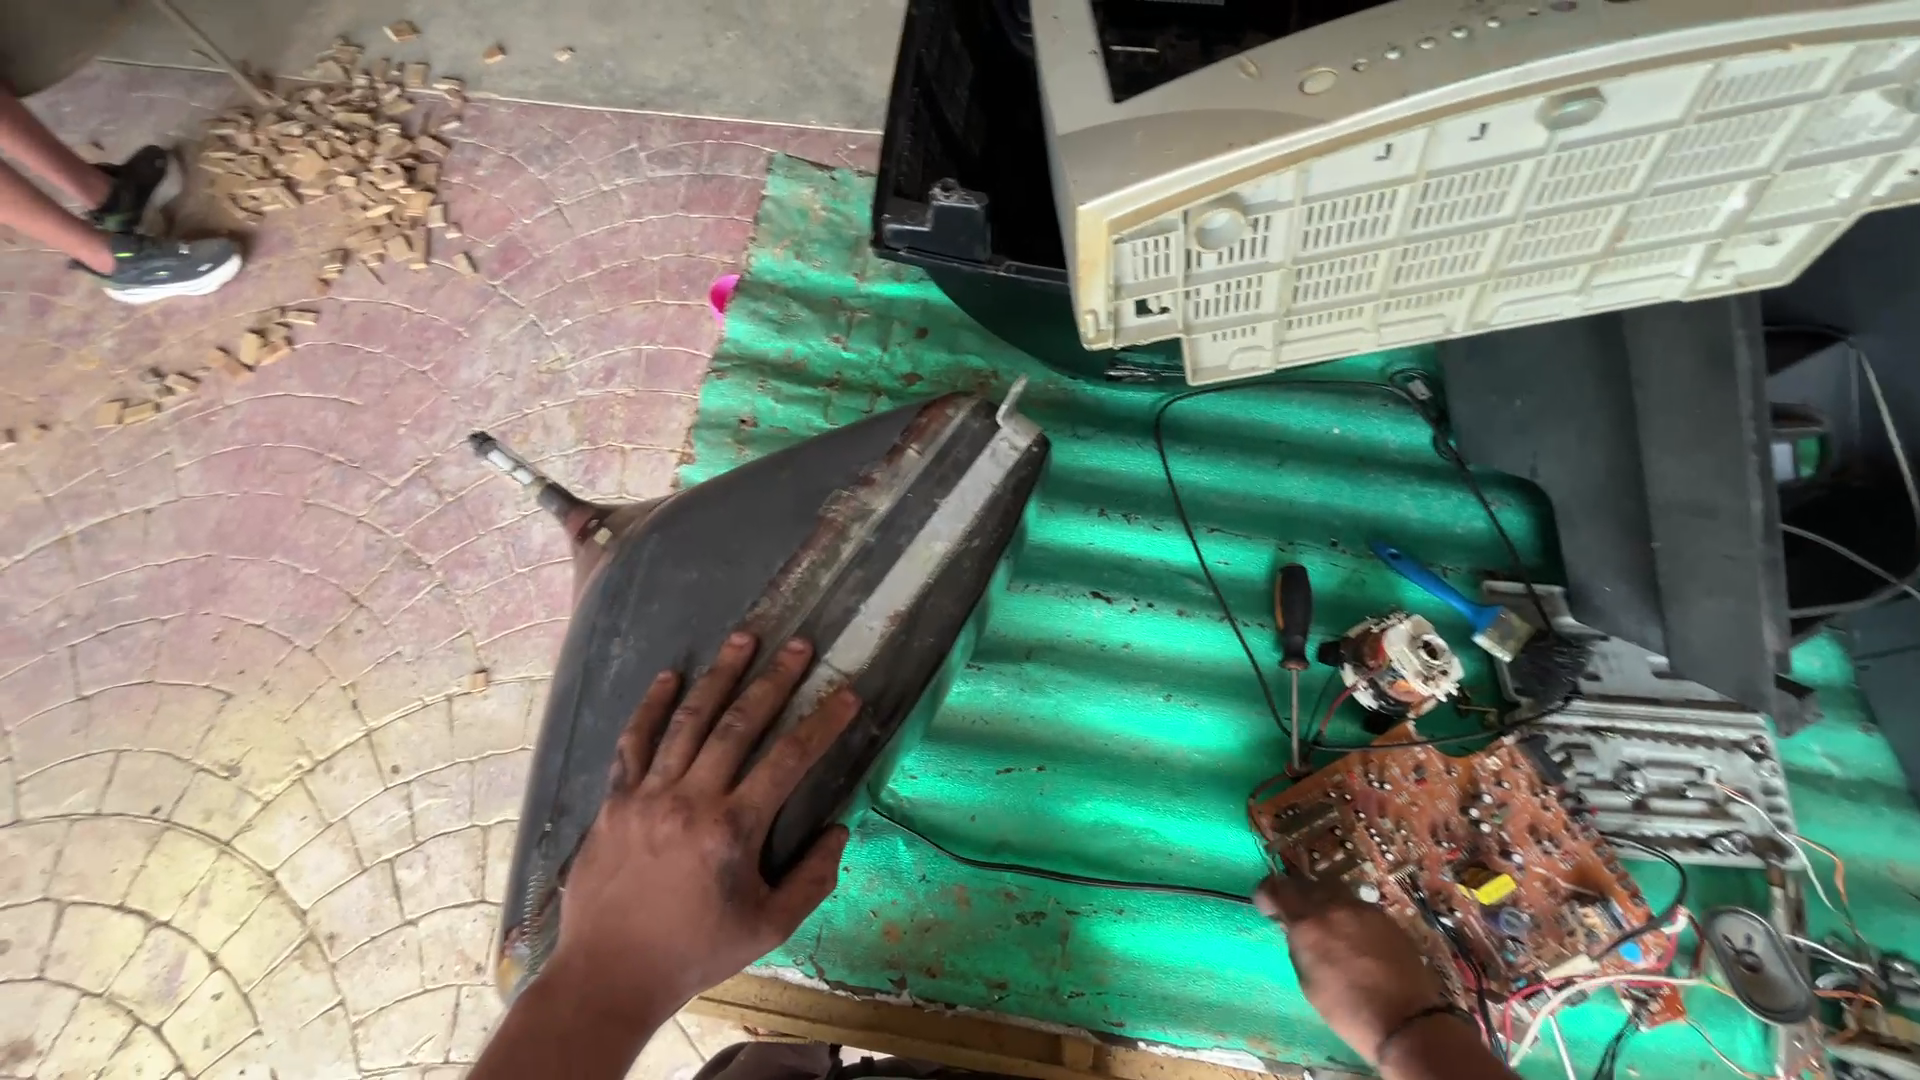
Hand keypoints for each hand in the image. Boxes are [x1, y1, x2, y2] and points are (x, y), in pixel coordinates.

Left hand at [546, 632, 860, 1014]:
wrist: (606, 977)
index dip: (823, 723)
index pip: (789, 760)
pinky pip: (633, 743)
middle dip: (775, 679)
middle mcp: (691, 799)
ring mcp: (647, 796)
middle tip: (799, 645)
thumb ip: (813, 880)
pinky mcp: (615, 802)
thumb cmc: (694, 952)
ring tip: (744, 638)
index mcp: (733, 829)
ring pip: (689, 721)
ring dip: (720, 676)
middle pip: (739, 724)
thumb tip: (840, 832)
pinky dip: (651, 706)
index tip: (848, 694)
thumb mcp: (768, 928)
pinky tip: (669, 676)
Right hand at [1256, 874, 1451, 1064]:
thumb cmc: (1348, 1010)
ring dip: (1322, 901)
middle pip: (1305, 883)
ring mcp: (1362, 909)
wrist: (1407, 1022)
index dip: (1266, 894)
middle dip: (1295, 895)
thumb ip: (1298, 945)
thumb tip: (1295, 928)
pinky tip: (1354, 936)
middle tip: (1295, 914)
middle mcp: (1333, 906)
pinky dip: (1347, 913)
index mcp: (1307, 922)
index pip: (1276, 887)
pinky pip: (1356, 905)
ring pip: (1332, 890)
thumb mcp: (1308, 980)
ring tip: (1326, 923)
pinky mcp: (1385, 917)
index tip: (1266, 908)